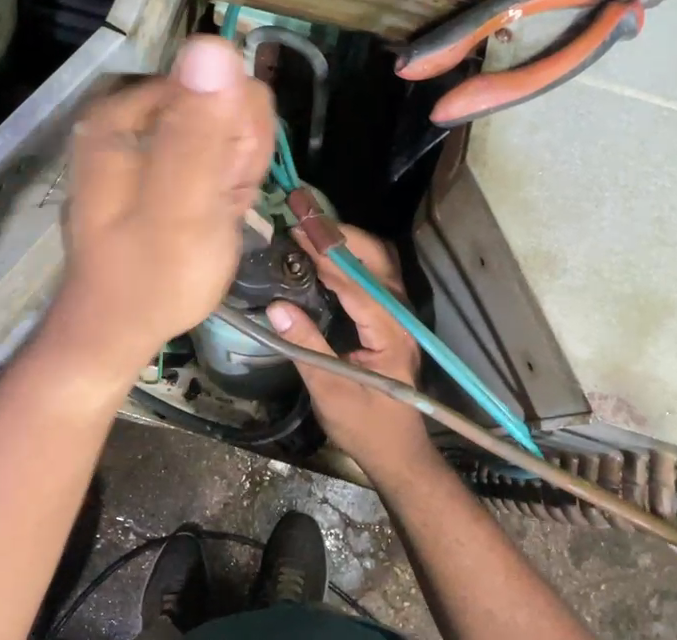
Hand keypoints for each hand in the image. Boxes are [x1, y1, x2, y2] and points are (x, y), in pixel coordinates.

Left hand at [42, 36, 274, 390]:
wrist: (121, 329)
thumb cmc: (149, 278)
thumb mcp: (180, 208)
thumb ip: (199, 131)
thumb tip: (213, 44)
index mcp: (127, 110)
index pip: (224, 83)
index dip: (240, 136)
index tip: (226, 184)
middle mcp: (135, 111)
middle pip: (229, 100)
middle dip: (238, 154)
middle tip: (218, 203)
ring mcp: (152, 134)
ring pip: (233, 125)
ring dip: (237, 170)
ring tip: (215, 211)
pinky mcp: (168, 157)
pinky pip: (222, 149)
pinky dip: (229, 182)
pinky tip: (214, 212)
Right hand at [263, 226, 432, 473]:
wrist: (397, 453)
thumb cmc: (366, 427)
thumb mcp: (331, 390)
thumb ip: (306, 345)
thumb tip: (276, 306)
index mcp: (391, 332)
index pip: (358, 283)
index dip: (327, 257)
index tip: (298, 233)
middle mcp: (401, 316)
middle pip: (377, 261)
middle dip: (341, 238)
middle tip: (304, 223)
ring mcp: (398, 316)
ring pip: (378, 266)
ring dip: (347, 245)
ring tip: (312, 233)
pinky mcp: (390, 320)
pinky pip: (373, 278)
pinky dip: (350, 262)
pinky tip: (325, 260)